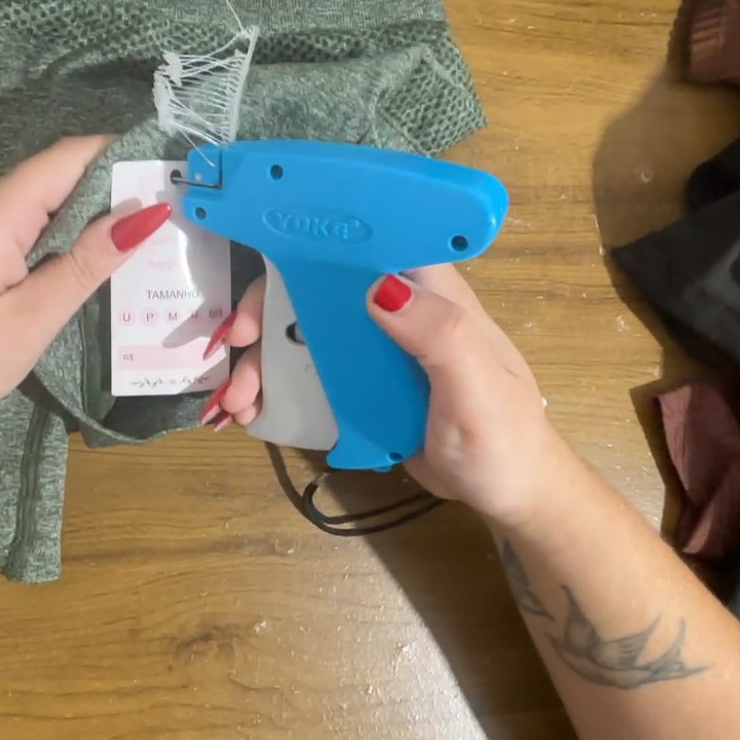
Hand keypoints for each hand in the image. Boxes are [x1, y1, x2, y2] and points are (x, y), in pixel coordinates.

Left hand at [0, 135, 169, 443]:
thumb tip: (145, 213)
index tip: (173, 173)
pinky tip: (95, 264)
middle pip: (61, 174)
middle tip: (175, 213)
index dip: (124, 155)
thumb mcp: (31, 317)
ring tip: (151, 238)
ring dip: (94, 216)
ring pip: (47, 202)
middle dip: (117, 187)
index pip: (71, 155)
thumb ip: (87, 263)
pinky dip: (66, 238)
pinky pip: (29, 228)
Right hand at [202, 262, 575, 526]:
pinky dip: (269, 390)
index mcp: (427, 295)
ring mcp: (369, 348)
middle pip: (313, 290)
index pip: (363, 247)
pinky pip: (302, 374)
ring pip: (299, 336)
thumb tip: (377, 288)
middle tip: (238, 347)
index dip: (311, 249)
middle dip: (265, 314)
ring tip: (236, 403)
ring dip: (259, 363)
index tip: (269, 275)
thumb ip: (440, 337)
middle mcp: (392, 310)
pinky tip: (248, 413)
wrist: (503, 492)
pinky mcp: (355, 383)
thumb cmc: (503, 439)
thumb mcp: (478, 390)